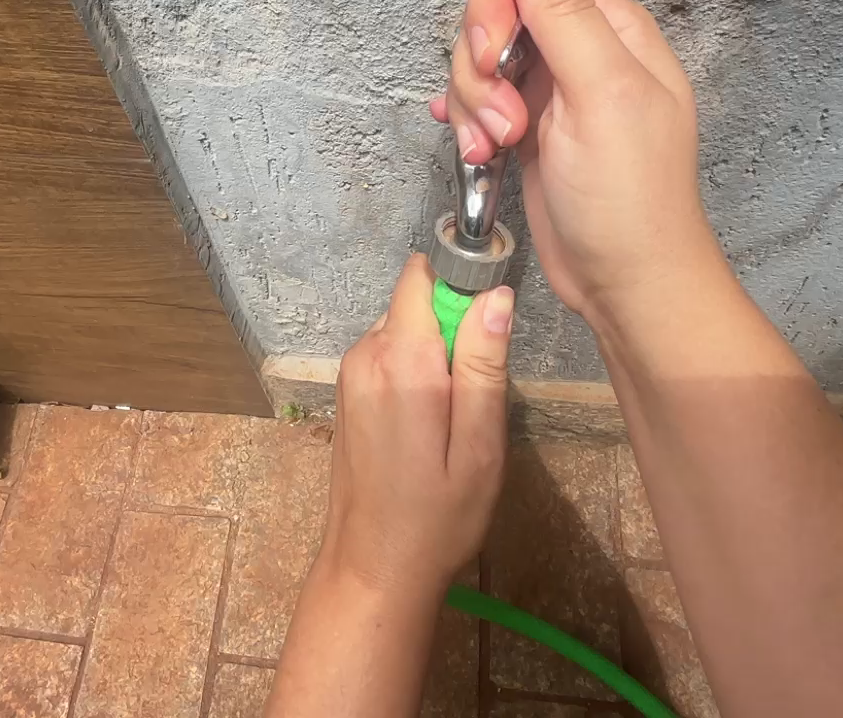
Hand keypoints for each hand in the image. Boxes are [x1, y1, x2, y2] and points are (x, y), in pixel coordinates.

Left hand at [318, 254, 512, 594]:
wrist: (372, 567)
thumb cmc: (437, 515)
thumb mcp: (479, 445)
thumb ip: (484, 363)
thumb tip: (496, 295)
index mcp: (400, 358)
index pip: (423, 274)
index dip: (459, 282)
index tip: (487, 322)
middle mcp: (366, 352)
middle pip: (415, 300)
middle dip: (451, 326)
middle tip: (473, 390)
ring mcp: (350, 370)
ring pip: (403, 326)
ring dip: (433, 351)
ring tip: (450, 413)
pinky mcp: (346, 389)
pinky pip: (387, 352)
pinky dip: (413, 368)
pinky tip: (424, 421)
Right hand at [430, 0, 719, 325]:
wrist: (624, 281)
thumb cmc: (625, 195)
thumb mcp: (597, 93)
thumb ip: (561, 8)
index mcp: (610, 28)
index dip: (496, 8)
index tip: (492, 61)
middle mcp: (578, 51)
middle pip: (496, 16)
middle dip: (479, 67)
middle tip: (501, 122)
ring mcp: (549, 91)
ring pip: (479, 62)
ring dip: (473, 105)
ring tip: (496, 150)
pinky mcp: (527, 127)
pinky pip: (479, 102)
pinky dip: (468, 122)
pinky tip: (474, 148)